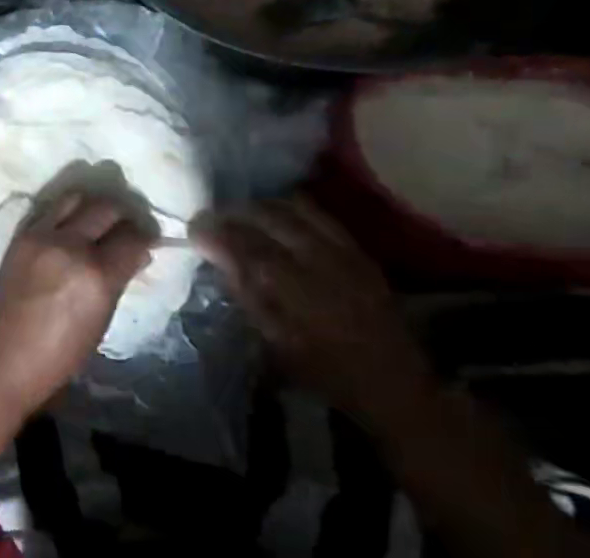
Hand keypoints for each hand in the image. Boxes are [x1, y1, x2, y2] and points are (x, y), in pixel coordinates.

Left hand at [0, 190, 152, 413]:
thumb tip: (138, 254)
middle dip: (124, 215)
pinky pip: (51, 208)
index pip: (132, 239)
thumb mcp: (101, 319)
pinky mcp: (22, 235)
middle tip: (129, 225)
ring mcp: (42, 236)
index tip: (149, 239)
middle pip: (107, 209)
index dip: (146, 237)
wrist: (4, 358)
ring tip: (100, 219)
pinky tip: (73, 224)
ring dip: (94, 205)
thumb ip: (119, 279)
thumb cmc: (61, 353)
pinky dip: (68, 212)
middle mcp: (71, 246)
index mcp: (96, 275)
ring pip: (77, 198)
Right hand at [190, 196, 432, 419]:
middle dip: (234, 212)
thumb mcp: (278, 344)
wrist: (396, 385)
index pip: (246, 246)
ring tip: (241, 213)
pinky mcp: (356, 247)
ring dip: (260, 206)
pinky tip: (277, 213)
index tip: (193, 227)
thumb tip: (220, 258)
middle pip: (267, 217)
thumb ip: (248, 296)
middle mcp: (318, 259)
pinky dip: (290, 206)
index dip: (216, 232)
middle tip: (211, 217)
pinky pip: (317, 212)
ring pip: (292, 207)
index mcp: (296, 289)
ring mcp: (340, 249)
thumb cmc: (328, 373)